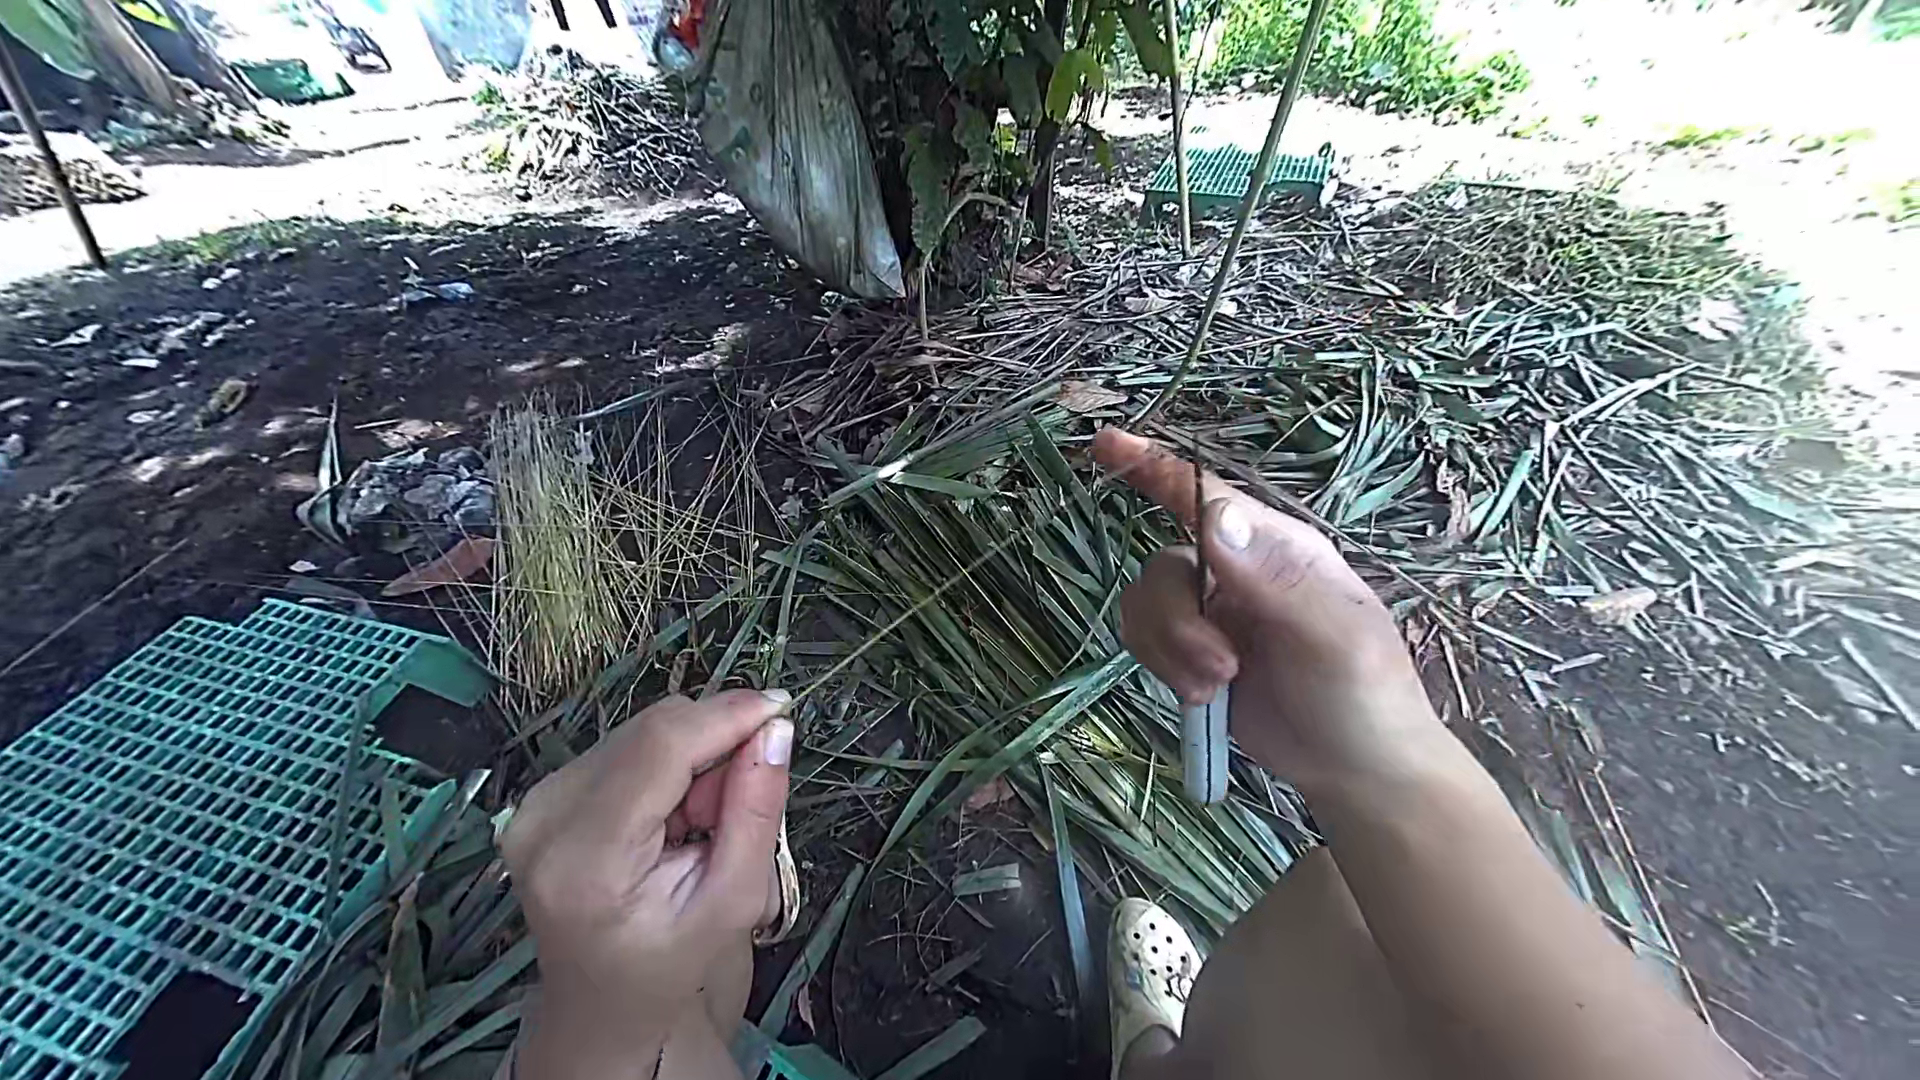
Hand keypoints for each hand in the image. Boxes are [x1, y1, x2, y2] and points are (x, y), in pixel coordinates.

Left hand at [500, 689, 793, 1070]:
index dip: (727, 714)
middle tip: (743, 797)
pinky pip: (634, 741)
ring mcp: (539, 801)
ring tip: (705, 816)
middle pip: (655, 729)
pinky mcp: (548, 791)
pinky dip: (674, 761)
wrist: (603, 1009)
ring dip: (697, 754)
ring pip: (648, 728)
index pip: (661, 746)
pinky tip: (677, 810)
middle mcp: (547, 816)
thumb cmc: (672, 966)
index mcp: (586, 857)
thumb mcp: (735, 900)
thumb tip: (777, 728)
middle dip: (717, 743)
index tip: (783, 708)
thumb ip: (758, 811)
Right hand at [1094, 429, 1442, 796]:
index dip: (1152, 467)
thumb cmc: (1362, 694)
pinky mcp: (1185, 646)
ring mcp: (1206, 609)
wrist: (1351, 767)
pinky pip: (1141, 636)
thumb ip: (1274, 577)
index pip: (1203, 496)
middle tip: (1221, 667)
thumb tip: (1212, 518)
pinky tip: (1203, 692)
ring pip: (1145, 604)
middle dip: (1178, 623)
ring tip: (1217, 685)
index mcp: (1274, 548)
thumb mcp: (1334, 636)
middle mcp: (1231, 569)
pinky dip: (1161, 664)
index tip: (1105, 443)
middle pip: (1163, 568)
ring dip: (1171, 650)